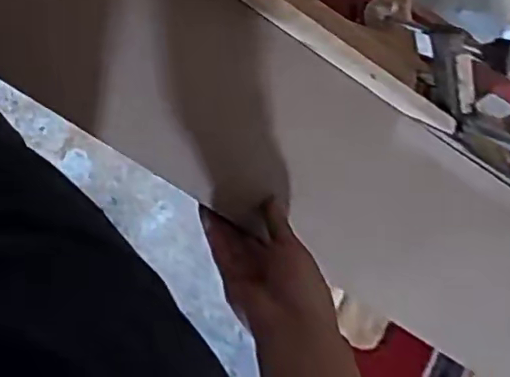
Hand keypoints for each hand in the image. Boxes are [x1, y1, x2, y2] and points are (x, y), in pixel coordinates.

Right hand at [201, 199, 355, 376]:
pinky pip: (218, 245)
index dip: (261, 212)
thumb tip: (271, 200)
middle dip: (239, 212)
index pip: (272, 231)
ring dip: (222, 216)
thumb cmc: (304, 290)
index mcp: (291, 261)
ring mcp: (246, 268)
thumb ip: (278, 223)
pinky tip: (205, 206)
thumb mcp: (295, 249)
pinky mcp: (227, 271)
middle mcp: (267, 265)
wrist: (288, 326)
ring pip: (231, 237)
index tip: (250, 189)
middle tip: (228, 184)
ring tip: (212, 188)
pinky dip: (211, 227)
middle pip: (248, 233)